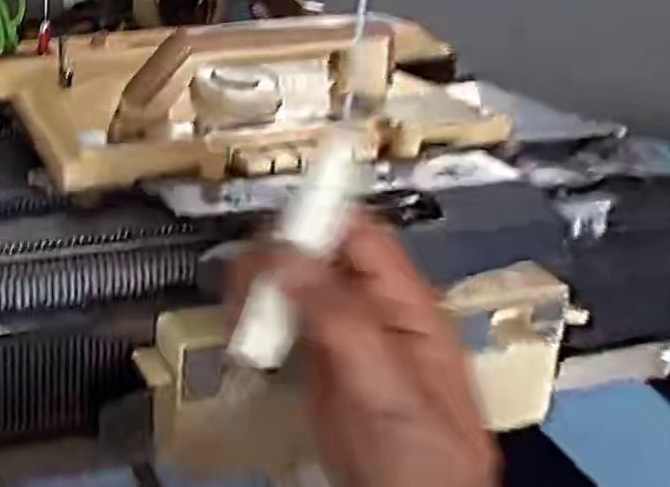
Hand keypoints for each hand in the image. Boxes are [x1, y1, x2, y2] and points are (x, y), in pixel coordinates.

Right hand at [227, 217, 497, 486]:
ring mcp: (334, 325)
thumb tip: (290, 256)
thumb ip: (343, 321)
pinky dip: (247, 308)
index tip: (280, 208)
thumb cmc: (426, 471)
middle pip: (311, 244)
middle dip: (272, 252)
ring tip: (243, 311)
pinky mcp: (306, 346)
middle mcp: (367, 306)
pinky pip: (268, 305)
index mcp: (405, 308)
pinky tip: (244, 329)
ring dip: (252, 280)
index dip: (320, 211)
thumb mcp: (392, 393)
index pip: (359, 231)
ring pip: (282, 270)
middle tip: (251, 279)